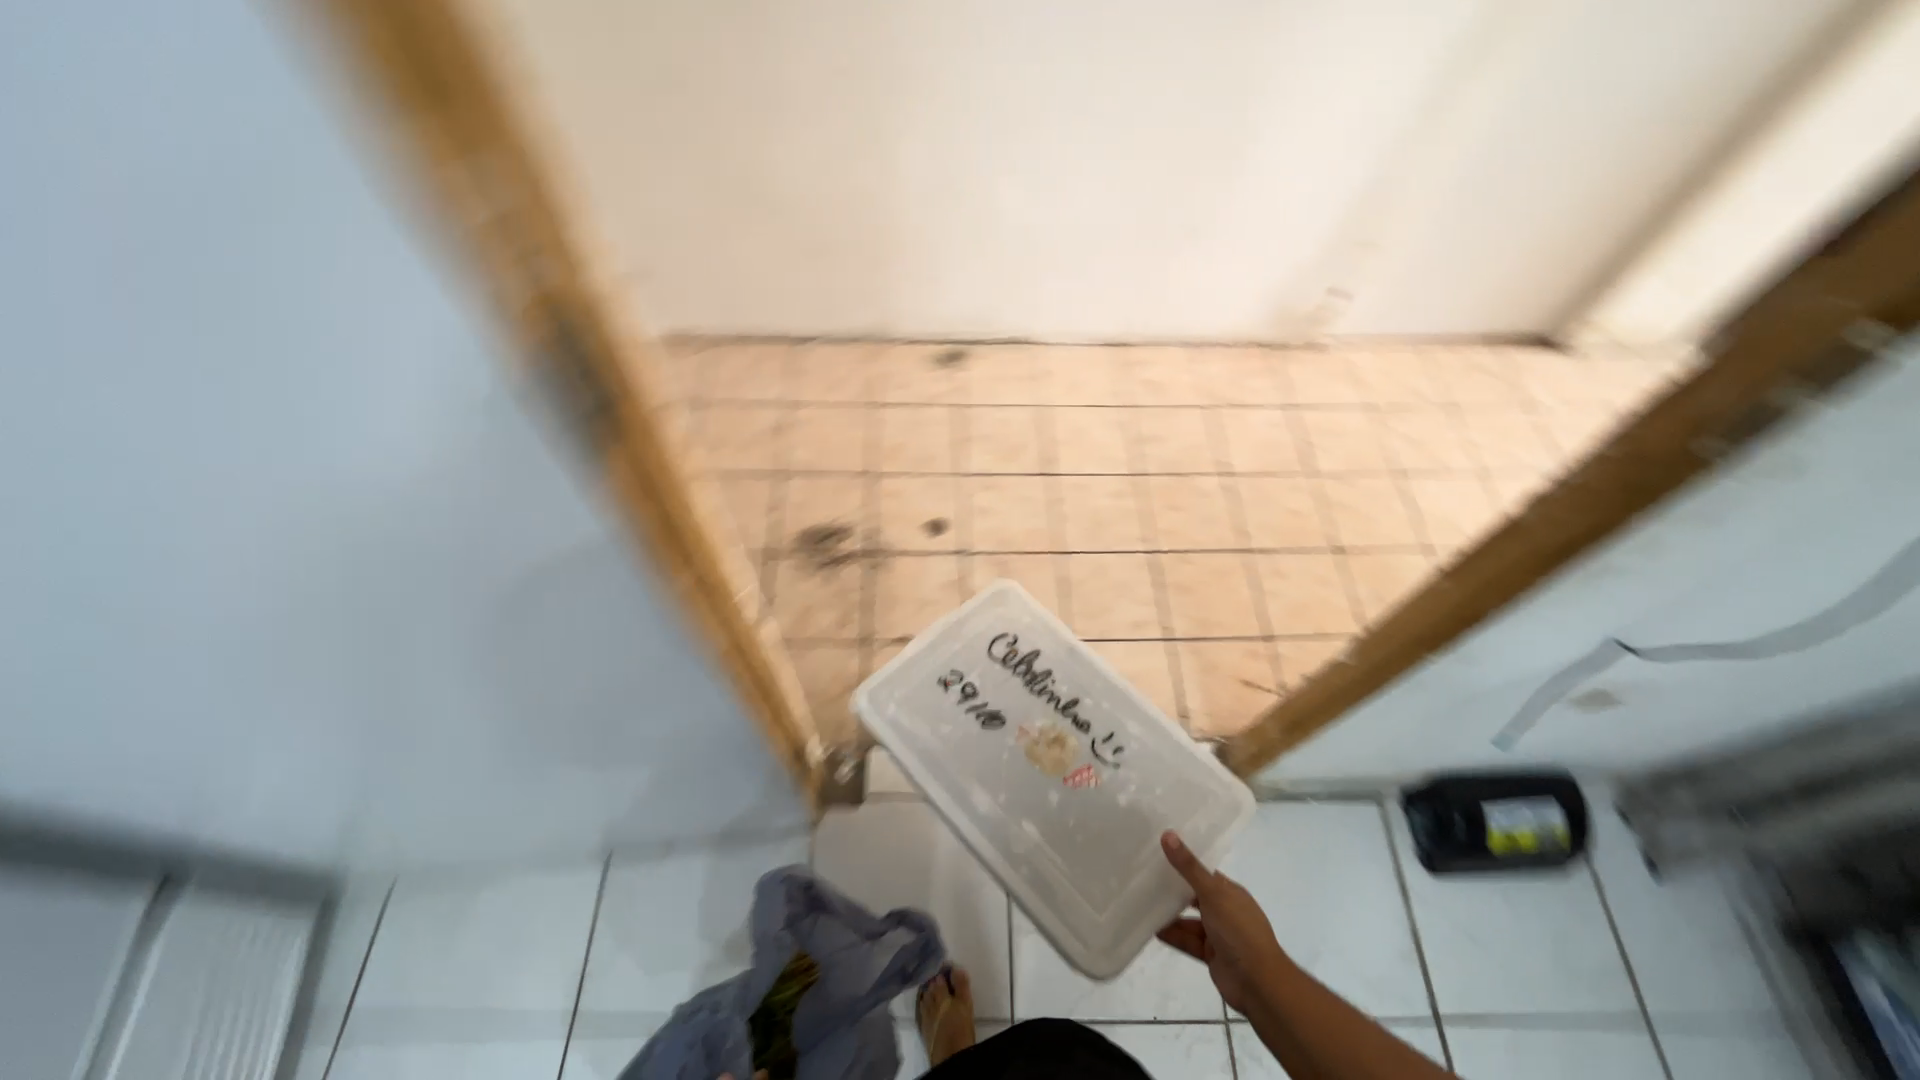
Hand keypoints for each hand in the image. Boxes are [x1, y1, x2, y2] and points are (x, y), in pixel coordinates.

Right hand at [1156, 830, 1290, 1014]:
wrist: (1258, 982)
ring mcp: (1218, 935)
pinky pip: (1188, 941)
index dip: (1184, 864)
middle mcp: (1225, 911)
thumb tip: (1168, 834)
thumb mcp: (1213, 893)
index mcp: (1231, 893)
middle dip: (1173, 891)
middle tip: (1144, 879)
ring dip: (1170, 915)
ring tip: (1142, 905)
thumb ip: (1189, 867)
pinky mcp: (1211, 955)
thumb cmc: (1238, 930)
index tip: (1158, 855)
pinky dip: (1173, 935)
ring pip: (1190, 921)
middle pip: (1195, 897)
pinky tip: (1153, 929)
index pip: (1205, 874)